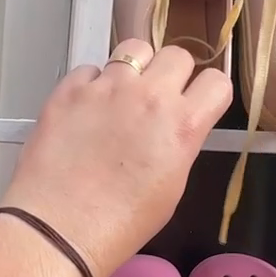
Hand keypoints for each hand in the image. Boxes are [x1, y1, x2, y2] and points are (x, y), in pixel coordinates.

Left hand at [1, 40, 231, 276]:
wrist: (59, 228)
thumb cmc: (121, 223)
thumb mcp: (172, 186)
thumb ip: (179, 142)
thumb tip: (174, 126)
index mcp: (182, 124)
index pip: (216, 82)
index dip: (207, 93)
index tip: (197, 102)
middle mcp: (149, 96)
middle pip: (177, 55)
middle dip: (172, 74)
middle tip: (157, 98)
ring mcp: (106, 87)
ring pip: (134, 48)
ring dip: (134, 67)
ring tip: (121, 94)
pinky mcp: (69, 88)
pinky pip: (90, 69)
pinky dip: (91, 84)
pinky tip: (85, 111)